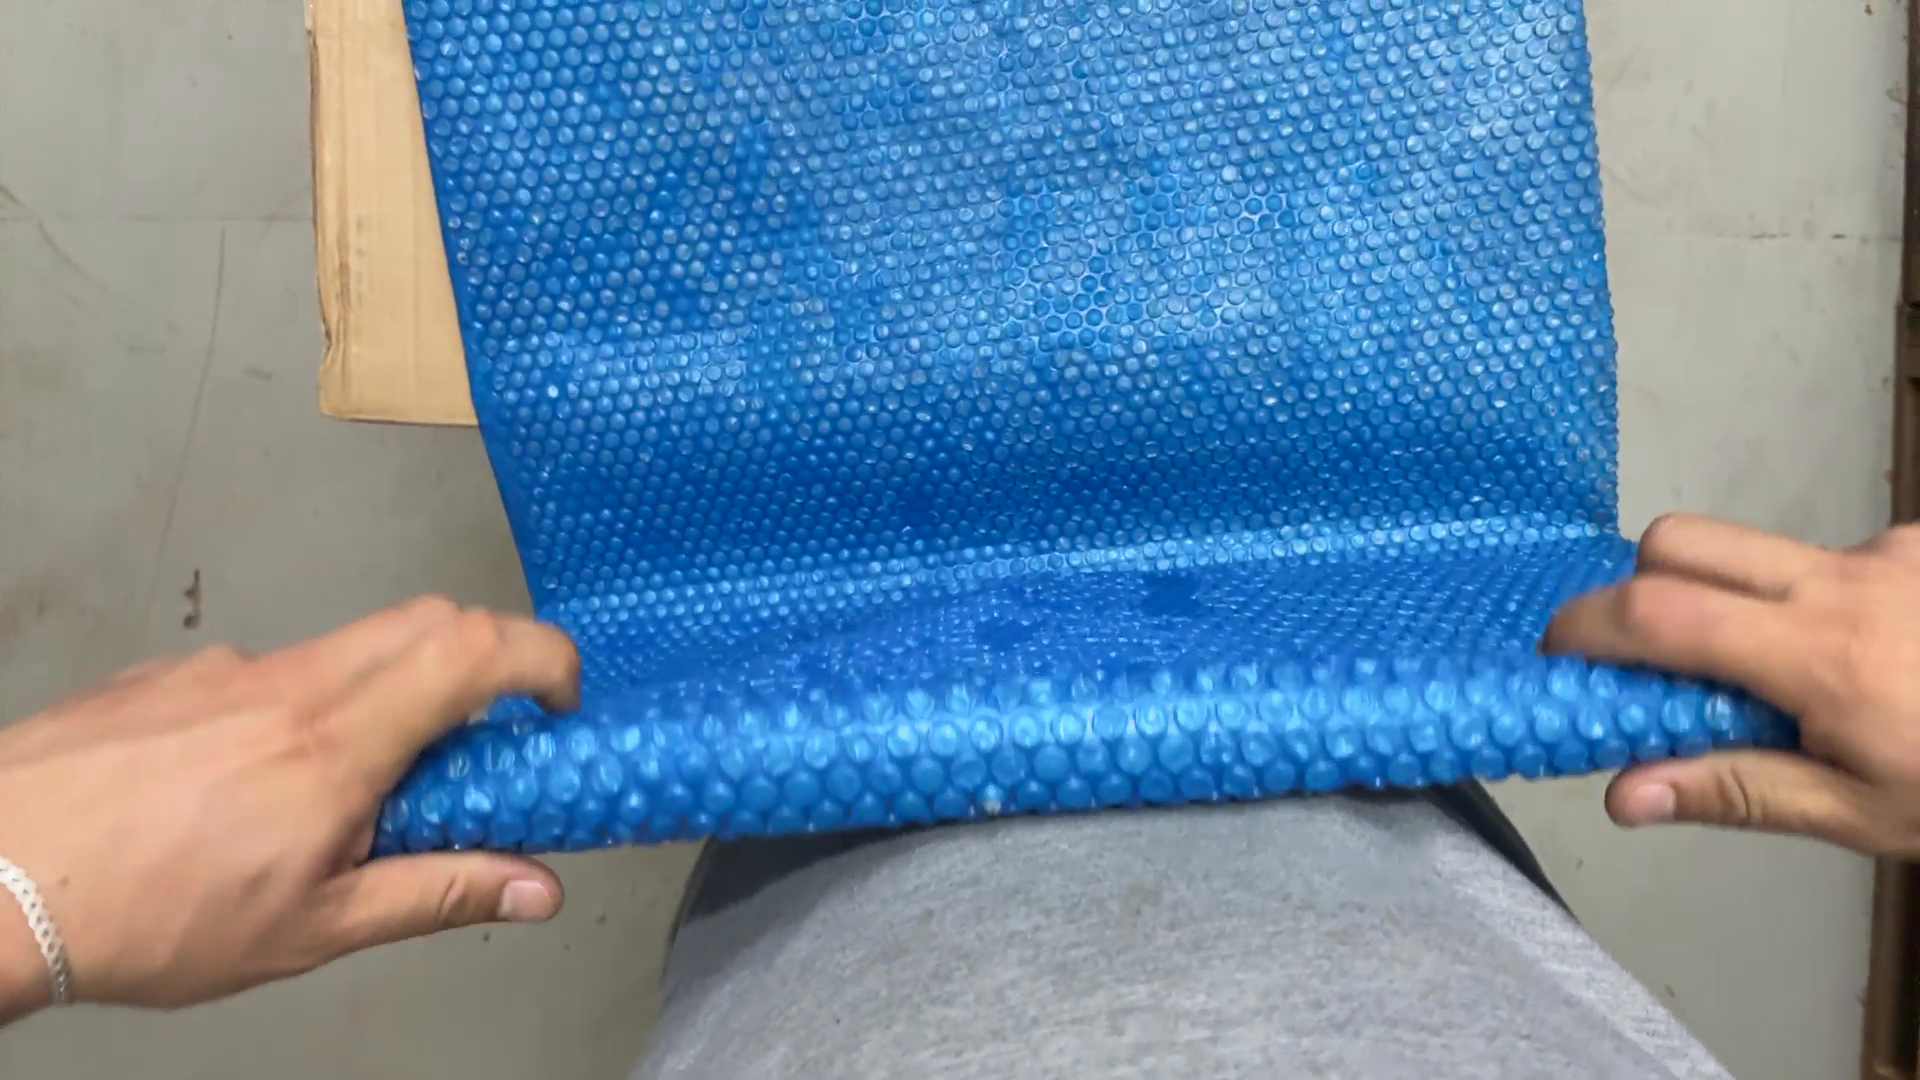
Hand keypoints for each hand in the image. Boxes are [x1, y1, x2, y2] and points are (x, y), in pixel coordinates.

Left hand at [0, 597, 579, 1020]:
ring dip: (413, 673)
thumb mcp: (311, 927)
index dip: (545, 659)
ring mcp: (239, 665)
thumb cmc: (147, 916)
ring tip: (378, 756)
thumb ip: (440, 892)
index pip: (479, 650)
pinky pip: (290, 663)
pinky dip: (323, 694)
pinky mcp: (186, 668)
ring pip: (370, 633)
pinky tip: (262, 767)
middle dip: (495, 653)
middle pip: (440, 616)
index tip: (558, 707)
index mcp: (344, 739)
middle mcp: (305, 681)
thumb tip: (544, 892)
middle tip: (493, 719)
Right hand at [1542, 514, 1919, 854]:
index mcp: (1821, 654)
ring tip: (1769, 651)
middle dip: (1634, 585)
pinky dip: (1804, 592)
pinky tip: (1866, 640)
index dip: (1580, 625)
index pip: (1653, 611)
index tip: (1561, 656)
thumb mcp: (1872, 812)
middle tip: (1657, 647)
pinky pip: (1821, 553)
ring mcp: (1892, 554)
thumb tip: (1620, 798)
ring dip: (1717, 588)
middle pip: (1675, 542)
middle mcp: (1842, 583)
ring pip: (1744, 542)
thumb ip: (1738, 791)